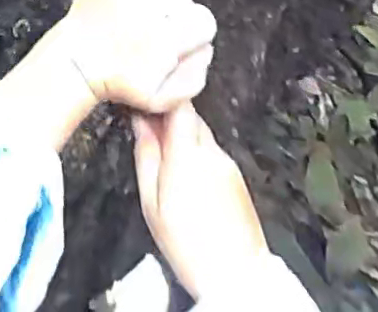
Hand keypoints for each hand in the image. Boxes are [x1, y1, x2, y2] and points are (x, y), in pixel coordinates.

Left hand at [54, 0, 216, 112]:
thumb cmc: (119, 82)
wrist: (77, 62)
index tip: (175, 39)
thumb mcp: (163, 99)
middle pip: (183, 1)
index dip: (192, 31)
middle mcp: (156, 7)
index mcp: (171, 38)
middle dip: (172, 16)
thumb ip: (194, 78)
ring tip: (135, 13)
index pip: (205, 20)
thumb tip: (205, 50)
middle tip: (150, 30)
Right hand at [132, 102, 269, 301]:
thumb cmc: (188, 245)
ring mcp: (228, 164)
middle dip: (170, 118)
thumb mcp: (152, 203)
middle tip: (149, 132)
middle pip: (190, 115)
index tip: (145, 102)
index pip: (179, 102)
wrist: (238, 280)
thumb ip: (146, 155)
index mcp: (187, 153)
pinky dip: (198, 156)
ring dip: (184, 137)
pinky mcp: (237, 178)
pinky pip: (212, 153)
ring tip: (167, 162)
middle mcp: (211, 151)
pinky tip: (189, 181)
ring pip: (201, 134)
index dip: (162, 96)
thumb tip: (140, 122)